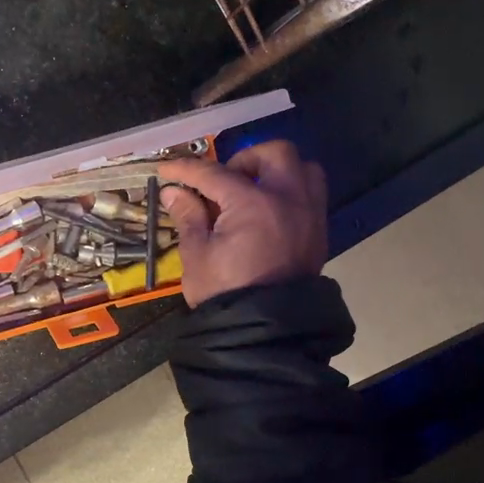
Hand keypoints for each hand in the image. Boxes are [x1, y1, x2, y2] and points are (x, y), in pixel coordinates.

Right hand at [159, 140, 327, 309]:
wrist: (262, 329)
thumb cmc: (223, 290)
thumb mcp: (196, 253)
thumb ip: (188, 215)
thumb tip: (174, 191)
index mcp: (252, 203)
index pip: (214, 173)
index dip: (186, 169)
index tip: (165, 170)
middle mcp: (288, 198)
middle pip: (274, 153)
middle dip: (244, 159)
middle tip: (222, 181)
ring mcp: (309, 213)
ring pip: (303, 168)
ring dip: (275, 170)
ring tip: (251, 191)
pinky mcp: (318, 230)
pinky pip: (311, 193)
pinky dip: (289, 191)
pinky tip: (266, 212)